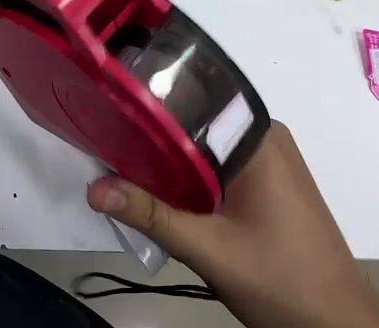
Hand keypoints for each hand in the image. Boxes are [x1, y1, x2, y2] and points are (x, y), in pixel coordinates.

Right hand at [87, 124, 378, 327]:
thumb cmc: (284, 282)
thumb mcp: (210, 251)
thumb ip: (152, 216)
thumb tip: (94, 189)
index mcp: (259, 138)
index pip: (194, 96)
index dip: (149, 97)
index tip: (108, 100)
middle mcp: (265, 139)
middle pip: (195, 120)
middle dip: (153, 130)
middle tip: (105, 134)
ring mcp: (268, 162)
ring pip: (203, 143)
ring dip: (168, 155)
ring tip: (122, 158)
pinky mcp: (267, 185)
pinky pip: (216, 163)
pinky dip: (188, 173)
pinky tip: (159, 187)